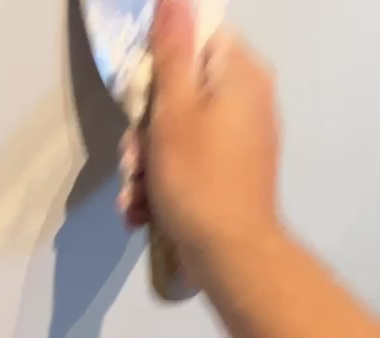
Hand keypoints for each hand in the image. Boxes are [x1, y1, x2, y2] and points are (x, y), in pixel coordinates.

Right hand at [118, 0, 282, 265]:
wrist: (229, 254)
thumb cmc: (198, 180)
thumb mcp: (173, 112)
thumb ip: (171, 51)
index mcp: (240, 73)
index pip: (196, 41)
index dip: (159, 69)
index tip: (139, 102)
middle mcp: (247, 100)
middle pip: (180, 95)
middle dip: (143, 134)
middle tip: (132, 164)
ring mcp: (241, 142)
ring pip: (177, 138)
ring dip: (145, 169)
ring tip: (134, 199)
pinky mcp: (231, 177)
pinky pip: (188, 168)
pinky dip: (162, 188)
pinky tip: (143, 214)